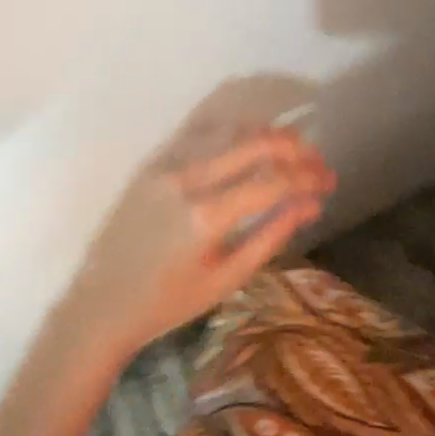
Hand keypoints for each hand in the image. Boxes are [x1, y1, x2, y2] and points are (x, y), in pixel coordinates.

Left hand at [63, 129, 334, 356]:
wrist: (104, 302)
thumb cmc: (169, 303)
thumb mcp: (227, 278)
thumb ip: (271, 236)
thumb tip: (312, 204)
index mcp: (206, 216)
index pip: (272, 183)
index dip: (308, 178)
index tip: (330, 182)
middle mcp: (187, 180)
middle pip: (254, 145)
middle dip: (295, 150)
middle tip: (319, 162)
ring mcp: (167, 166)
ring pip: (228, 132)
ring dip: (267, 134)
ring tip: (296, 148)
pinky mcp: (154, 163)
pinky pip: (201, 136)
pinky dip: (234, 133)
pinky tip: (254, 141)